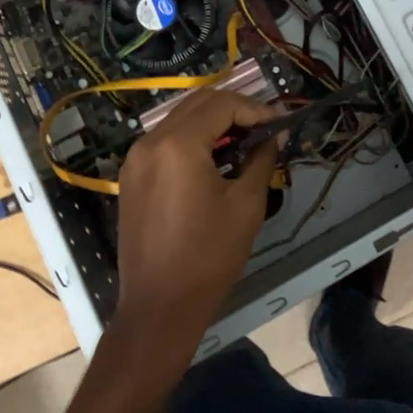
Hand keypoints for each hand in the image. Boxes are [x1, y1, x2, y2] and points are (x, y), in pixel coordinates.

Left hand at [114, 90, 280, 329]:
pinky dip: (192, 140)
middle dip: (234, 110)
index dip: (255, 109)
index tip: (281, 124)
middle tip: (265, 129)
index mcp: (177, 144)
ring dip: (213, 123)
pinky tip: (214, 160)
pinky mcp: (132, 178)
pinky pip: (165, 143)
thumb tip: (275, 134)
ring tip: (244, 143)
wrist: (159, 308)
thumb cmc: (208, 257)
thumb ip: (261, 158)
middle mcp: (150, 142)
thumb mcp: (246, 204)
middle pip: (198, 104)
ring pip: (179, 120)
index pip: (222, 105)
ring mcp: (135, 160)